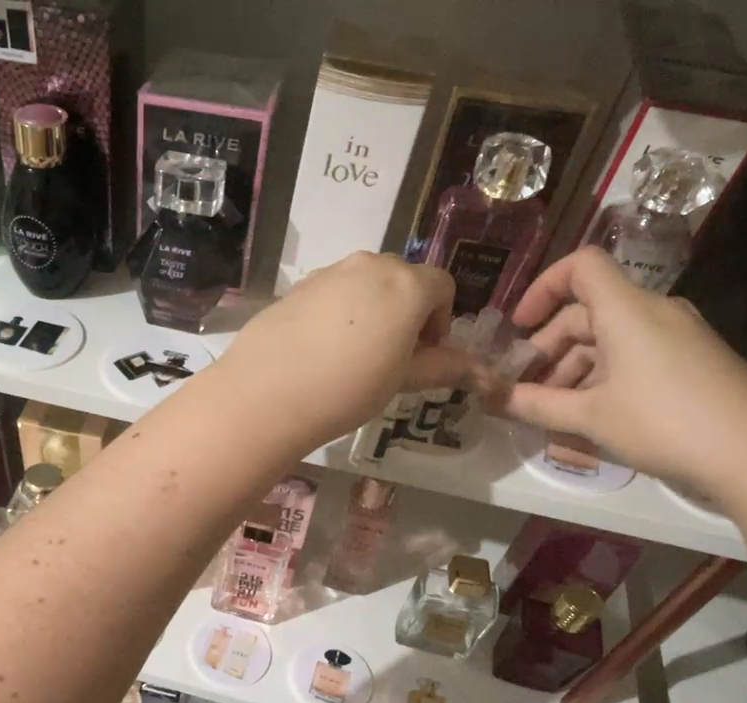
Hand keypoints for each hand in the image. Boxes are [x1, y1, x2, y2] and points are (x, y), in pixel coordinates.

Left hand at [217, 253, 472, 445]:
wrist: (268, 392)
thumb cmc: (349, 389)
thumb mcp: (401, 381)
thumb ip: (441, 367)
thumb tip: (478, 370)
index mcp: (408, 284)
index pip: (442, 286)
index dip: (440, 319)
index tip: (424, 353)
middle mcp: (371, 266)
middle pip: (402, 280)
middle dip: (406, 311)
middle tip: (391, 356)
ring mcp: (330, 272)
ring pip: (364, 284)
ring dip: (372, 310)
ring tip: (354, 355)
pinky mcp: (297, 286)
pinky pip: (332, 293)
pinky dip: (338, 313)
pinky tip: (320, 350)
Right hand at [498, 249, 746, 497]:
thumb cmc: (664, 423)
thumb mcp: (590, 418)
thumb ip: (535, 405)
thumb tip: (490, 398)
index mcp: (627, 310)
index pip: (580, 267)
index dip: (542, 288)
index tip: (517, 329)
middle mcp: (653, 313)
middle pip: (586, 313)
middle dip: (547, 350)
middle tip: (520, 391)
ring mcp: (676, 338)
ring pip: (608, 342)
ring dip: (571, 373)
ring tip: (548, 416)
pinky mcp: (691, 364)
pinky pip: (633, 360)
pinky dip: (601, 382)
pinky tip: (587, 422)